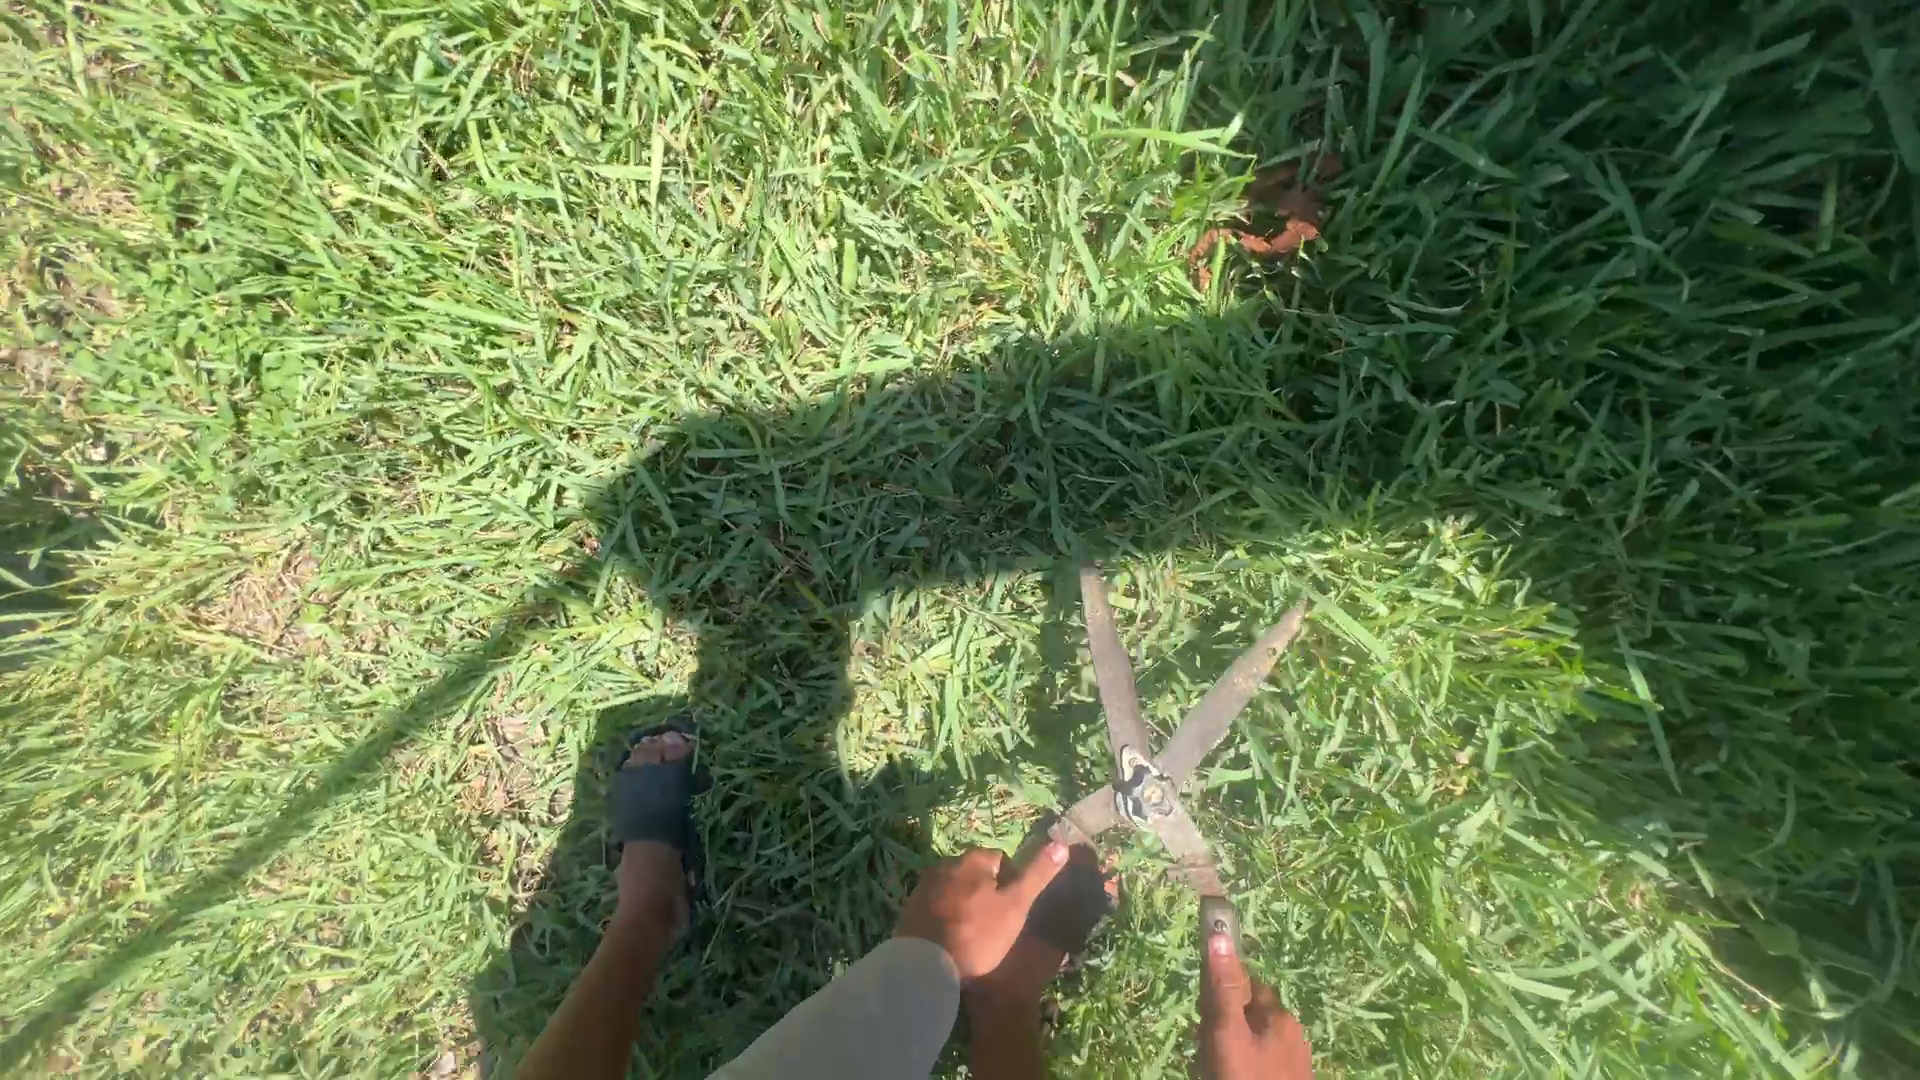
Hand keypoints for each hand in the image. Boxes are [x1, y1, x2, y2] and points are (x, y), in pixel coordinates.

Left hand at [896, 842, 1068, 977]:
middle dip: (985, 893)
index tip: (1010, 911)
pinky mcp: (910, 907)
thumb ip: (1037, 875)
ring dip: (963, 904)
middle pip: (976, 874)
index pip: (1001, 861)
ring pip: (955, 889)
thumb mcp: (1016, 905)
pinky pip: (936, 906)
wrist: (925, 965)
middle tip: (992, 925)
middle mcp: (946, 863)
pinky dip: (945, 917)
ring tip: (971, 935)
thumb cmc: (978, 934)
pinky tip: (949, 939)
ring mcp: (925, 884)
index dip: (1010, 885)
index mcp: (973, 859)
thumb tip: (1062, 844)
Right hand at [1199, 932, 1313, 1079]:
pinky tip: (1224, 1074)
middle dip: (1221, 1024)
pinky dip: (1240, 1066)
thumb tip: (1219, 935)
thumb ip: (1222, 987)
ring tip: (1209, 1067)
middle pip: (1247, 1012)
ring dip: (1227, 1048)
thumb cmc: (1245, 1079)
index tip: (1203, 1013)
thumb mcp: (1226, 1032)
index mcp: (1279, 1016)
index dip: (1220, 993)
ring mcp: (1293, 1062)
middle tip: (1203, 1047)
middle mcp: (1292, 1033)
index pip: (1245, 982)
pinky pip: (1259, 1063)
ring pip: (1251, 1040)